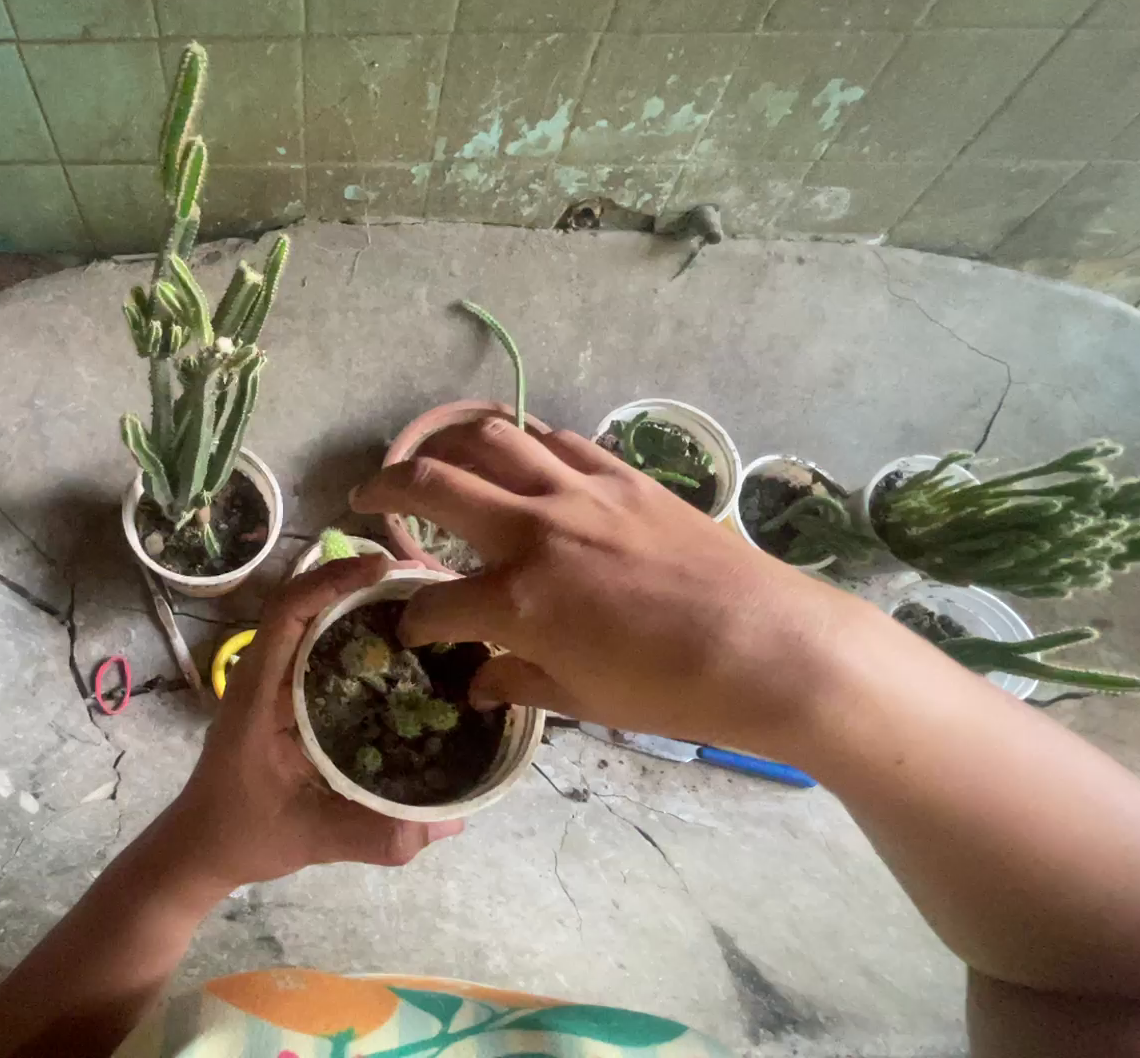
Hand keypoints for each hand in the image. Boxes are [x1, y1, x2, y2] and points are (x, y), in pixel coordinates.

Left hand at [150, 556, 463, 892]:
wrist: (200, 846)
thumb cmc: (241, 833)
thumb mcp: (309, 837)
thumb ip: (374, 834)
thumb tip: (450, 821)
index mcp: (259, 693)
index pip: (287, 612)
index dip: (330, 580)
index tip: (382, 570)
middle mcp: (265, 674)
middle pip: (304, 604)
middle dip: (356, 582)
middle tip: (417, 582)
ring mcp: (272, 682)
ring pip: (311, 622)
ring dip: (355, 602)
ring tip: (414, 602)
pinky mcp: (284, 695)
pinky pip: (318, 649)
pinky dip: (352, 634)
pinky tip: (396, 648)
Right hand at [350, 417, 879, 755]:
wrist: (775, 647)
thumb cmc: (671, 689)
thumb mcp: (581, 699)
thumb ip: (515, 681)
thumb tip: (477, 683)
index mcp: (516, 602)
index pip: (433, 604)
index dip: (412, 619)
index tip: (412, 629)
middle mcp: (533, 532)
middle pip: (434, 487)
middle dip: (385, 488)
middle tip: (363, 495)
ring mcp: (578, 494)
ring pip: (491, 441)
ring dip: (447, 445)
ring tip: (431, 458)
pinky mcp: (621, 477)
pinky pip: (556, 442)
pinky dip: (521, 444)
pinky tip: (516, 458)